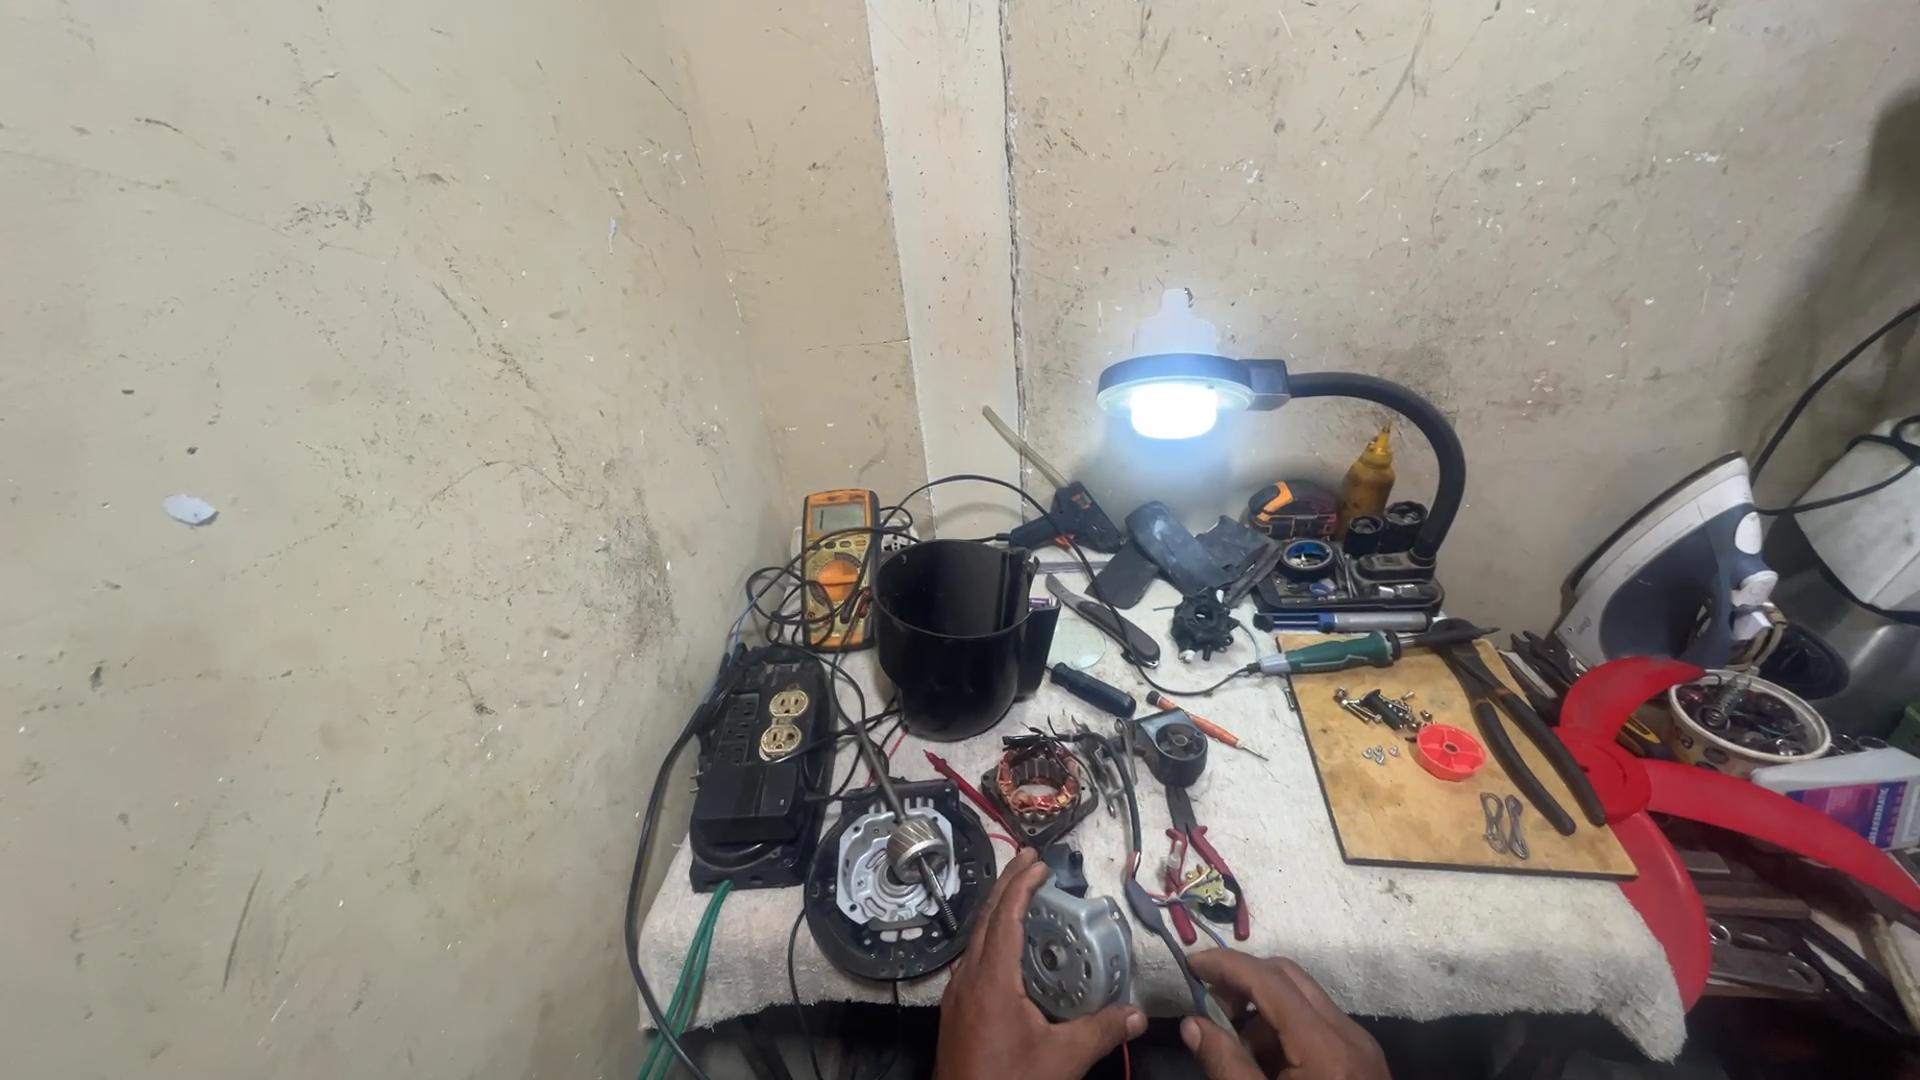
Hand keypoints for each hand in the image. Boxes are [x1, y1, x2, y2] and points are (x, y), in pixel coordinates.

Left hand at [934, 847, 1145, 1079]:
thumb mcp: (1060, 1060)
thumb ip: (1099, 1032)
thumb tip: (1137, 1014)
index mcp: (990, 978)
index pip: (1005, 916)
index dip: (1022, 884)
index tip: (1040, 863)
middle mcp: (968, 976)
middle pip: (986, 916)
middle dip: (1008, 883)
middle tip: (1030, 859)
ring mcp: (958, 991)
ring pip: (977, 935)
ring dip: (999, 908)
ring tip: (1022, 893)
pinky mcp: (957, 1007)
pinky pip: (974, 955)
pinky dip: (993, 935)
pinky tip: (1009, 946)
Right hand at [1180, 949, 1388, 1079]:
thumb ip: (1225, 1064)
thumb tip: (1192, 1024)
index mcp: (1326, 1047)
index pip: (1268, 979)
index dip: (1225, 965)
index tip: (1189, 965)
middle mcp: (1349, 1035)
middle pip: (1287, 976)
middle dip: (1243, 980)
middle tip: (1210, 1004)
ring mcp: (1361, 1049)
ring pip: (1302, 997)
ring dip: (1262, 1005)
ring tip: (1236, 1044)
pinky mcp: (1364, 1065)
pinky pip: (1316, 1023)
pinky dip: (1283, 1026)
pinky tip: (1265, 1064)